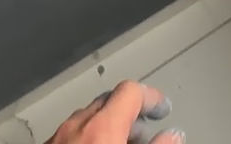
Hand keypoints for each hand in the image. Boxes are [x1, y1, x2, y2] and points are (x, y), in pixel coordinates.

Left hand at [44, 81, 181, 143]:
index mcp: (101, 126)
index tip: (162, 107)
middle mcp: (76, 126)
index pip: (131, 90)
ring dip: (107, 125)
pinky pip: (70, 133)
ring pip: (87, 118)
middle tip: (145, 129)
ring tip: (122, 142)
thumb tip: (174, 134)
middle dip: (129, 111)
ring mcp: (56, 138)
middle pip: (108, 101)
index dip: (151, 96)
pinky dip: (87, 137)